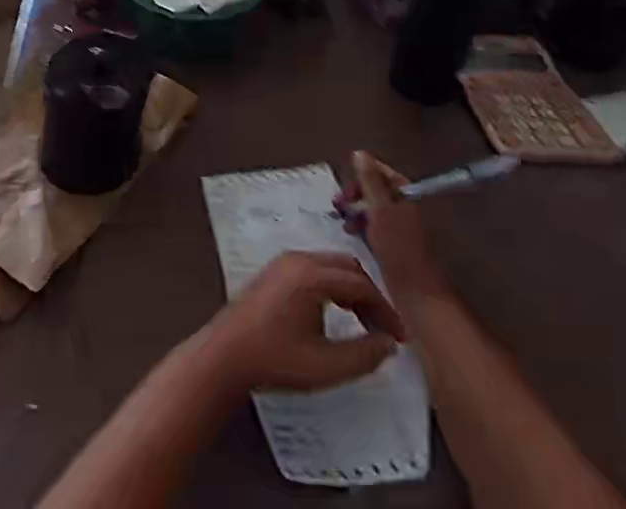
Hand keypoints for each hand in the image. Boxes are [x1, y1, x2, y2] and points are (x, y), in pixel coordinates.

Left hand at [196, 251, 404, 394]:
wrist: (224, 355)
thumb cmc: (275, 359)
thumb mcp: (327, 365)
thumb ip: (365, 355)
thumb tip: (389, 344)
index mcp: (310, 275)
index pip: (361, 285)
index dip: (386, 311)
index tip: (401, 338)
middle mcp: (296, 260)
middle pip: (346, 267)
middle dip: (370, 296)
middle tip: (384, 330)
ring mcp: (281, 263)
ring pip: (329, 266)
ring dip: (351, 290)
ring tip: (365, 325)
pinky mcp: (272, 273)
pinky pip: (312, 270)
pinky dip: (331, 287)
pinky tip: (336, 314)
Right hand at [336, 151, 448, 301]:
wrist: (417, 295)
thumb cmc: (399, 249)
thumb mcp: (381, 210)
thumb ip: (371, 181)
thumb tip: (359, 153)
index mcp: (406, 197)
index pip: (384, 173)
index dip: (364, 174)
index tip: (344, 185)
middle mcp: (404, 210)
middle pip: (377, 191)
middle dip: (356, 193)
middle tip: (338, 204)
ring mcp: (400, 230)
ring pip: (373, 211)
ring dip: (356, 211)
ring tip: (343, 222)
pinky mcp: (394, 248)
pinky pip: (373, 228)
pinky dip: (361, 228)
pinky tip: (352, 237)